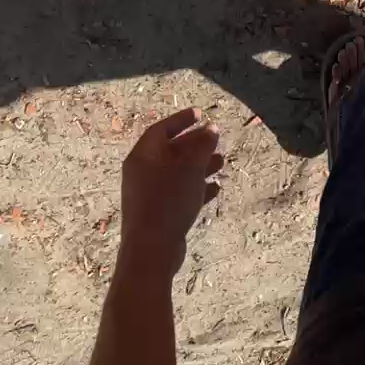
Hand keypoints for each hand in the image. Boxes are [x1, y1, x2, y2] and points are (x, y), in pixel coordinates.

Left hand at [117, 108, 222, 280]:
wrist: (152, 250)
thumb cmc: (169, 202)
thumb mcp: (190, 169)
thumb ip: (202, 146)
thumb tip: (211, 128)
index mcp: (143, 157)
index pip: (161, 130)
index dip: (181, 120)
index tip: (200, 114)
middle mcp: (142, 172)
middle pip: (170, 150)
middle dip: (194, 143)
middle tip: (216, 138)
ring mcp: (149, 193)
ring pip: (177, 172)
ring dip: (199, 165)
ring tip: (222, 162)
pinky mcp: (158, 212)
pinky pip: (179, 192)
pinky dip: (196, 187)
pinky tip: (215, 188)